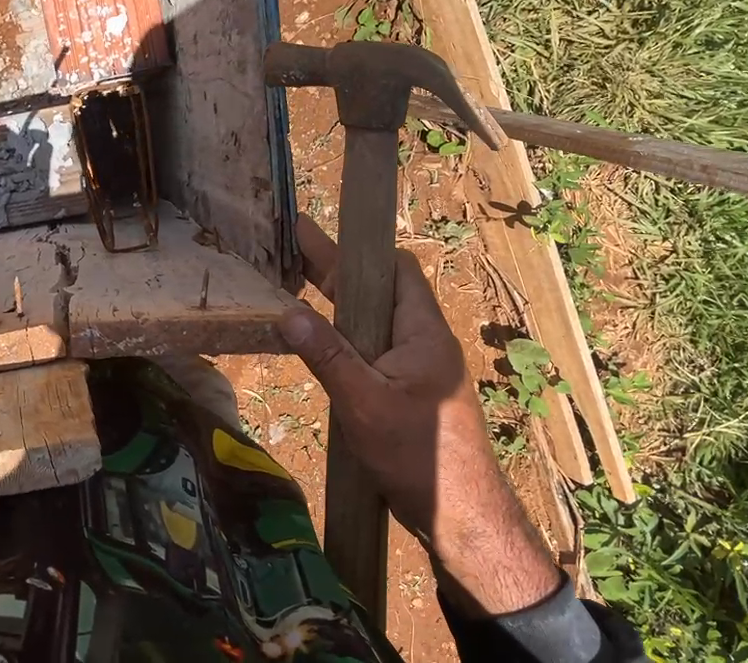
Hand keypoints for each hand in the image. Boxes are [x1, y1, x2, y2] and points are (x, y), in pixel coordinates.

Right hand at [281, 216, 560, 616]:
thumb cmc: (419, 456)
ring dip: (335, 299)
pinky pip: (369, 345)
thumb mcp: (365, 403)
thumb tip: (285, 312)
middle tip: (286, 248)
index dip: (355, 247)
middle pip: (377, 289)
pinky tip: (314, 337)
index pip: (394, 268)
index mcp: (422, 331)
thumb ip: (327, 356)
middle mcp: (421, 340)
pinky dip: (340, 330)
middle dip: (333, 267)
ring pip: (371, 318)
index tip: (311, 229)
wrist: (462, 519)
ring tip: (290, 281)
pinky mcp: (405, 390)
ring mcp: (415, 366)